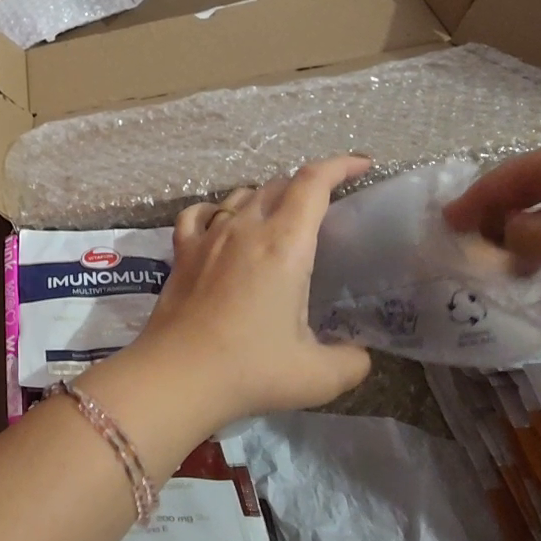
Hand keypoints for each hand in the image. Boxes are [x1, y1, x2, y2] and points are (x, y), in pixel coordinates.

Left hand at [99, 156, 373, 431]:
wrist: (179, 372)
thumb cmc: (252, 369)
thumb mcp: (320, 375)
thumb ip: (351, 359)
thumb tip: (358, 353)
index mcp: (284, 245)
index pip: (312, 183)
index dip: (339, 166)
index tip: (362, 165)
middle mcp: (244, 228)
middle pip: (277, 185)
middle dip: (307, 184)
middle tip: (328, 203)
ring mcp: (208, 236)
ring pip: (239, 196)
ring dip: (265, 197)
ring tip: (281, 217)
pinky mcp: (182, 251)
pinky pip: (199, 213)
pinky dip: (217, 209)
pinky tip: (222, 222)